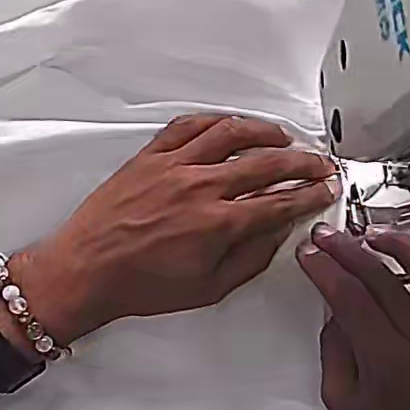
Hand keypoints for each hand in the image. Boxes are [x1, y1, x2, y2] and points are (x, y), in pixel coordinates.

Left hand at [14, 114, 337, 342]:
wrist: (87, 271)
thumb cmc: (138, 284)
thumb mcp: (209, 288)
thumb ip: (250, 258)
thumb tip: (277, 235)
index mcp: (218, 224)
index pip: (280, 201)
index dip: (310, 194)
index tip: (323, 190)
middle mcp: (200, 188)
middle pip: (267, 162)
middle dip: (303, 162)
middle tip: (317, 163)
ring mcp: (174, 167)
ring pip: (231, 133)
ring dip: (265, 131)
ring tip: (282, 137)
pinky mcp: (150, 157)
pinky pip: (188, 126)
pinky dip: (215, 120)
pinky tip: (228, 124)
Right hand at [296, 224, 409, 409]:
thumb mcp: (341, 401)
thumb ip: (334, 349)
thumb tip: (335, 308)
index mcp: (390, 362)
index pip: (352, 296)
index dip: (326, 269)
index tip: (310, 255)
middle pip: (385, 277)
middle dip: (349, 251)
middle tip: (328, 237)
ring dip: (401, 246)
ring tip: (375, 235)